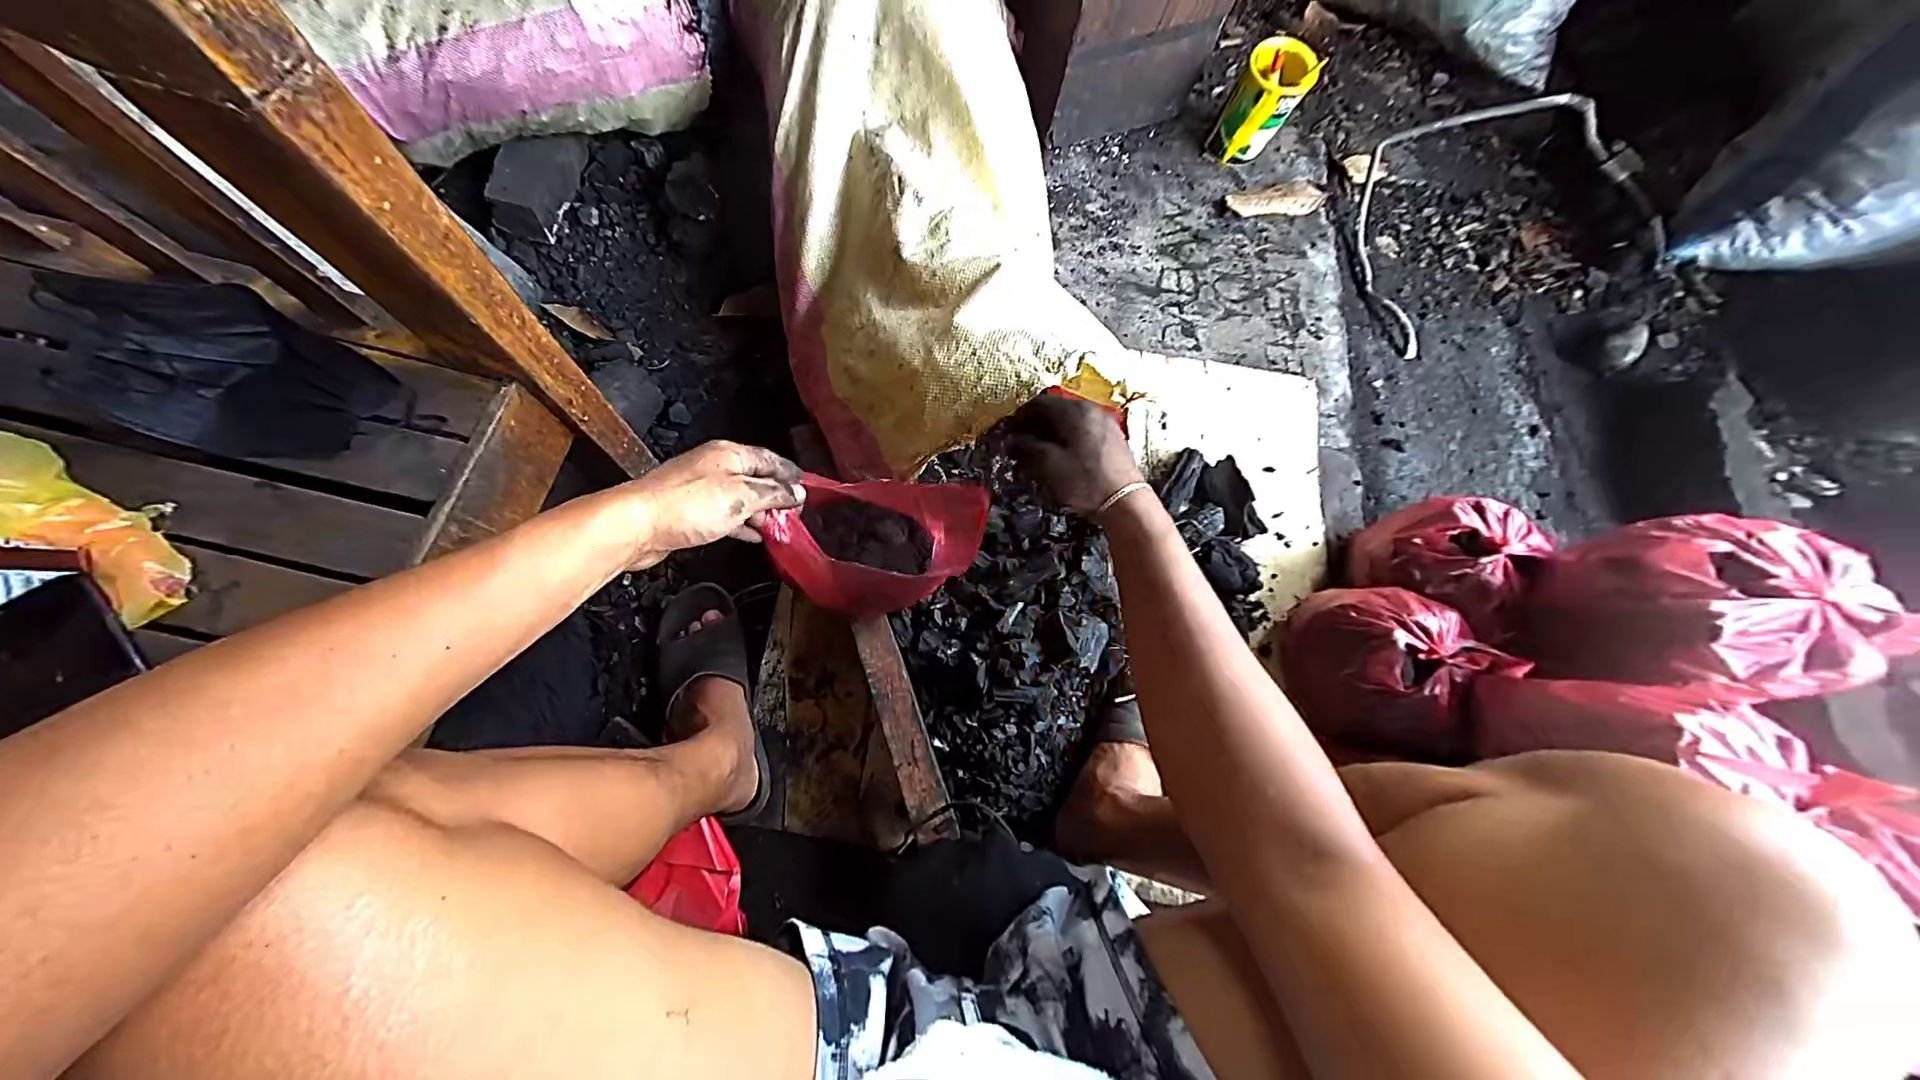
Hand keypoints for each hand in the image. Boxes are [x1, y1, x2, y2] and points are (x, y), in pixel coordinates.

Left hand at [607, 441, 804, 563]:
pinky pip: (725, 515)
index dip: (790, 474)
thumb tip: (796, 493)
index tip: (806, 488)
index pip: (770, 459)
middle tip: (795, 511)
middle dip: (777, 495)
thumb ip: (773, 494)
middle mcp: (714, 467)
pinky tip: (751, 534)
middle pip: (755, 478)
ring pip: (740, 498)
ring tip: (778, 526)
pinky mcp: (689, 512)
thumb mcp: (741, 497)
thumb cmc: (685, 505)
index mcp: (729, 454)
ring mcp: (700, 489)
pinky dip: (742, 523)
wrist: (636, 525)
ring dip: (760, 512)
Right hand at [1005, 393, 1142, 515]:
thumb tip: (1012, 440)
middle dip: (1035, 424)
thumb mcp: (1049, 466)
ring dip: (1052, 431)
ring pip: (1070, 420)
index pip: (1040, 403)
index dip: (1020, 417)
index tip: (1009, 433)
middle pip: (1056, 409)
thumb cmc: (1085, 482)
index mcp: (1075, 412)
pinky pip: (1083, 429)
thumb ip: (1027, 448)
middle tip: (1021, 442)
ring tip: (1039, 450)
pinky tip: (1062, 454)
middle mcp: (1092, 410)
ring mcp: (1105, 423)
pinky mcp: (1112, 437)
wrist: (1125, 502)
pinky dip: (1068, 437)